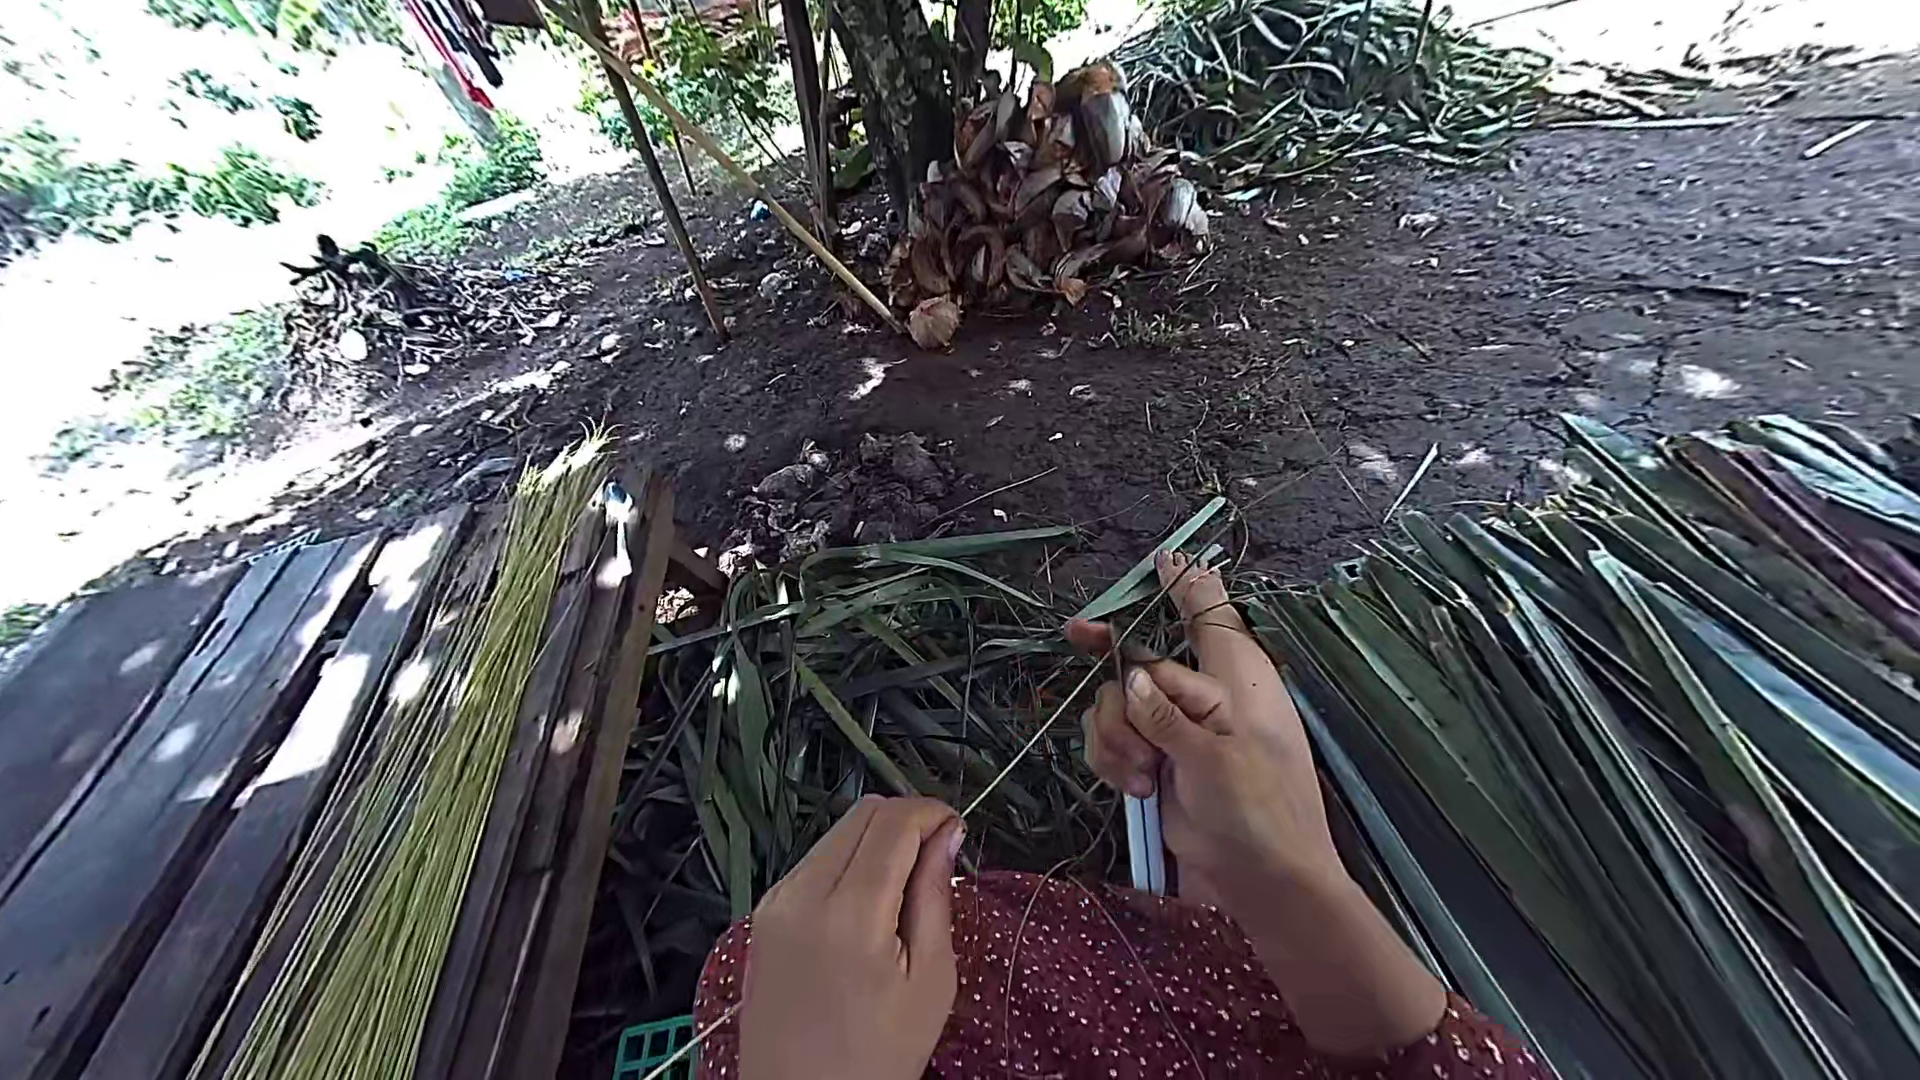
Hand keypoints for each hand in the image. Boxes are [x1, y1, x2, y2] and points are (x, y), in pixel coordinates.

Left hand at [739, 795, 964, 1079]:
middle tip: (935, 852)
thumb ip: (936, 894)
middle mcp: (804, 892)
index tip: (955, 829)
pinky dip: (851, 856)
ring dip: (879, 836)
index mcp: (851, 913)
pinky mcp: (766, 907)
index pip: (895, 822)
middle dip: (907, 818)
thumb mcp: (930, 982)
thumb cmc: (877, 1058)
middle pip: (866, 812)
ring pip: (841, 828)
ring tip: (902, 881)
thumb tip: (948, 831)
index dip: (932, 812)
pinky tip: (867, 897)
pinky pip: (818, 855)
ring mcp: (778, 897)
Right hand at [1073, 638, 1340, 905]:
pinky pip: (1105, 747)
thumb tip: (1130, 678)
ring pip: (1106, 716)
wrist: (1260, 881)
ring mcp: (1161, 737)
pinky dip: (1109, 765)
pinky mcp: (1144, 765)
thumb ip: (1166, 717)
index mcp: (1211, 694)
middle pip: (1121, 685)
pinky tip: (1135, 791)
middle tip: (1142, 757)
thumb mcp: (1214, 760)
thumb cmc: (1257, 813)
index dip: (1114, 643)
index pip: (1151, 660)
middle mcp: (1182, 708)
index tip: (1078, 631)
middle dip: (1118, 720)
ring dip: (1113, 747)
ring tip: (1142, 781)